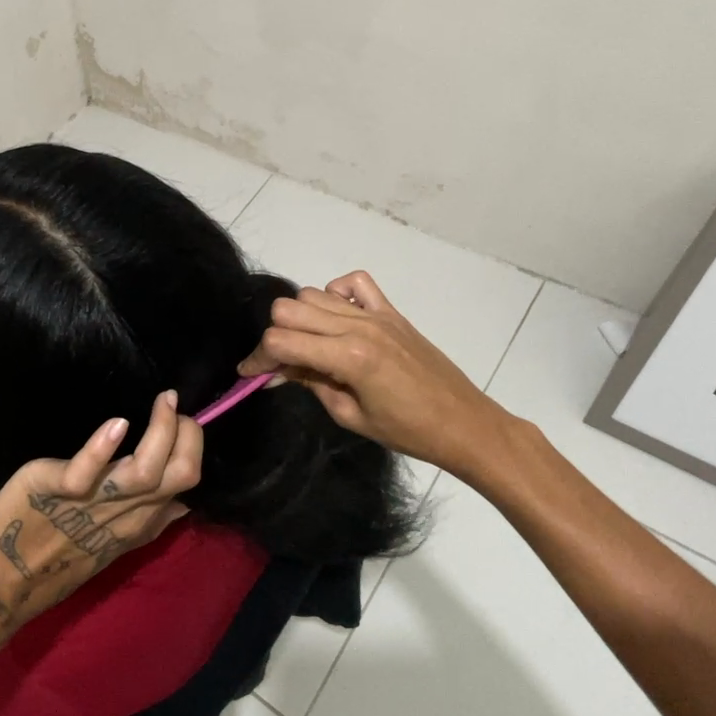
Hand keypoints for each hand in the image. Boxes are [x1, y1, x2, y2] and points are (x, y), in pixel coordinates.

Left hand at [0, 390, 200, 623]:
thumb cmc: (52, 557)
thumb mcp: (108, 543)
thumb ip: (145, 522)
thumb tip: (181, 504)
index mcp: (137, 522)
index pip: (185, 485)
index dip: (193, 448)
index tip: (184, 420)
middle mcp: (122, 513)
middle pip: (178, 477)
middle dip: (187, 436)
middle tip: (175, 403)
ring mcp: (89, 503)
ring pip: (144, 473)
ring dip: (160, 433)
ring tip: (165, 402)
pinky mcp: (54, 489)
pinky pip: (84, 473)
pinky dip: (102, 448)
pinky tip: (118, 423)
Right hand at [238, 270, 514, 477]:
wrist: (465, 424)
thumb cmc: (408, 432)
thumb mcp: (349, 416)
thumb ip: (311, 384)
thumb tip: (279, 370)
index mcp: (348, 357)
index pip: (281, 341)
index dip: (259, 358)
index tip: (251, 375)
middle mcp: (358, 327)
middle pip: (289, 309)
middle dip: (274, 336)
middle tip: (280, 363)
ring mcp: (376, 315)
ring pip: (312, 294)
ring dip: (300, 318)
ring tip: (307, 345)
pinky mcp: (391, 312)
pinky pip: (354, 282)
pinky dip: (335, 294)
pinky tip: (336, 319)